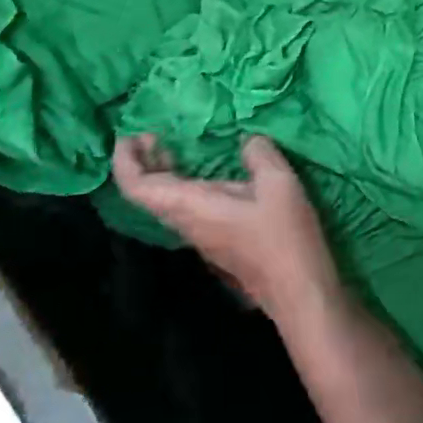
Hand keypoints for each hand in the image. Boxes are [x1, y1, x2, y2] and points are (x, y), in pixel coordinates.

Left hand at [112, 134, 340, 309]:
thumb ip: (260, 155)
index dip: (127, 161)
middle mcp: (188, 223)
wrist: (296, 287)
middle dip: (144, 164)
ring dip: (167, 175)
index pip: (140, 187)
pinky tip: (216, 177)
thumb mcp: (278, 184)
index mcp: (192, 207)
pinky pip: (189, 210)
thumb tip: (247, 139)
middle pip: (149, 195)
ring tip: (180, 149)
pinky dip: (189, 186)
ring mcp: (201, 237)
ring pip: (169, 204)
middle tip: (156, 135)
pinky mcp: (218, 243)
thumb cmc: (283, 234)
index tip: (132, 135)